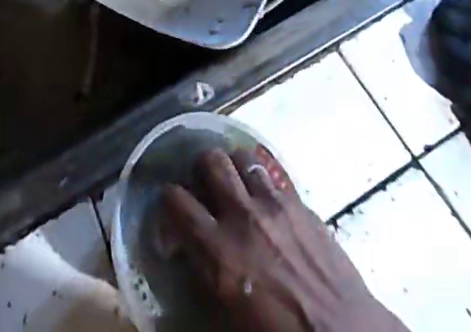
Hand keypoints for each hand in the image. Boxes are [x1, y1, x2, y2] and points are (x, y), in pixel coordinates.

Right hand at [161, 147, 404, 331]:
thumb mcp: (229, 313)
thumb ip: (205, 275)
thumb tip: (187, 257)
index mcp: (219, 252)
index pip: (175, 201)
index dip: (167, 199)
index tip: (171, 209)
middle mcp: (243, 217)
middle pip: (210, 161)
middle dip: (201, 168)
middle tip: (203, 185)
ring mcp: (275, 206)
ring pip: (243, 157)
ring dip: (234, 168)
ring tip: (236, 184)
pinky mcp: (302, 204)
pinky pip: (274, 176)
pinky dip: (263, 182)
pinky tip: (267, 200)